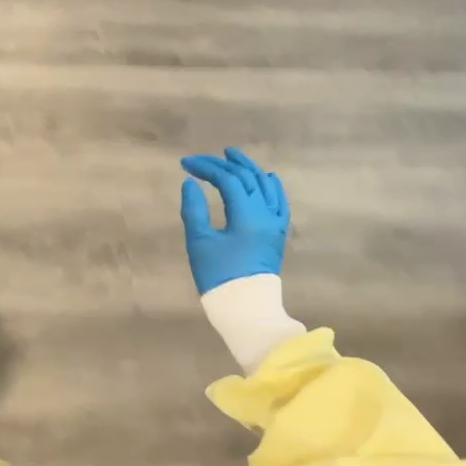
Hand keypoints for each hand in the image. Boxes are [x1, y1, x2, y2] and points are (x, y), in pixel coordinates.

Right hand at [180, 148, 289, 294]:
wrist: (247, 309)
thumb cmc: (219, 277)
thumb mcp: (199, 243)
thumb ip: (193, 209)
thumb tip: (190, 182)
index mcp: (246, 216)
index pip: (227, 180)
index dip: (206, 167)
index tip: (185, 164)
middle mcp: (265, 215)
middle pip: (247, 178)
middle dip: (223, 164)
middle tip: (202, 159)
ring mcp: (275, 224)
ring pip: (265, 186)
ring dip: (248, 168)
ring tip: (232, 156)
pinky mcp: (278, 234)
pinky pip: (280, 203)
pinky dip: (273, 187)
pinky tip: (268, 177)